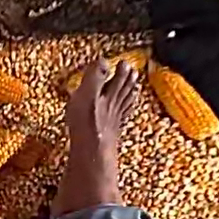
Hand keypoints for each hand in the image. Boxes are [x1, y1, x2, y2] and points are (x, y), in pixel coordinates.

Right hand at [56, 57, 137, 214]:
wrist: (91, 158)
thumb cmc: (85, 128)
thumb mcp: (86, 95)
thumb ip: (95, 76)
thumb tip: (103, 60)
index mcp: (108, 98)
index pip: (117, 81)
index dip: (120, 71)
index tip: (124, 62)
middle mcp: (114, 111)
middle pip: (123, 93)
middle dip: (127, 82)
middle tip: (132, 72)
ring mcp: (113, 126)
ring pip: (124, 107)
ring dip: (128, 97)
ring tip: (132, 90)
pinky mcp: (109, 140)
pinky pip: (120, 123)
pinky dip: (123, 116)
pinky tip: (123, 116)